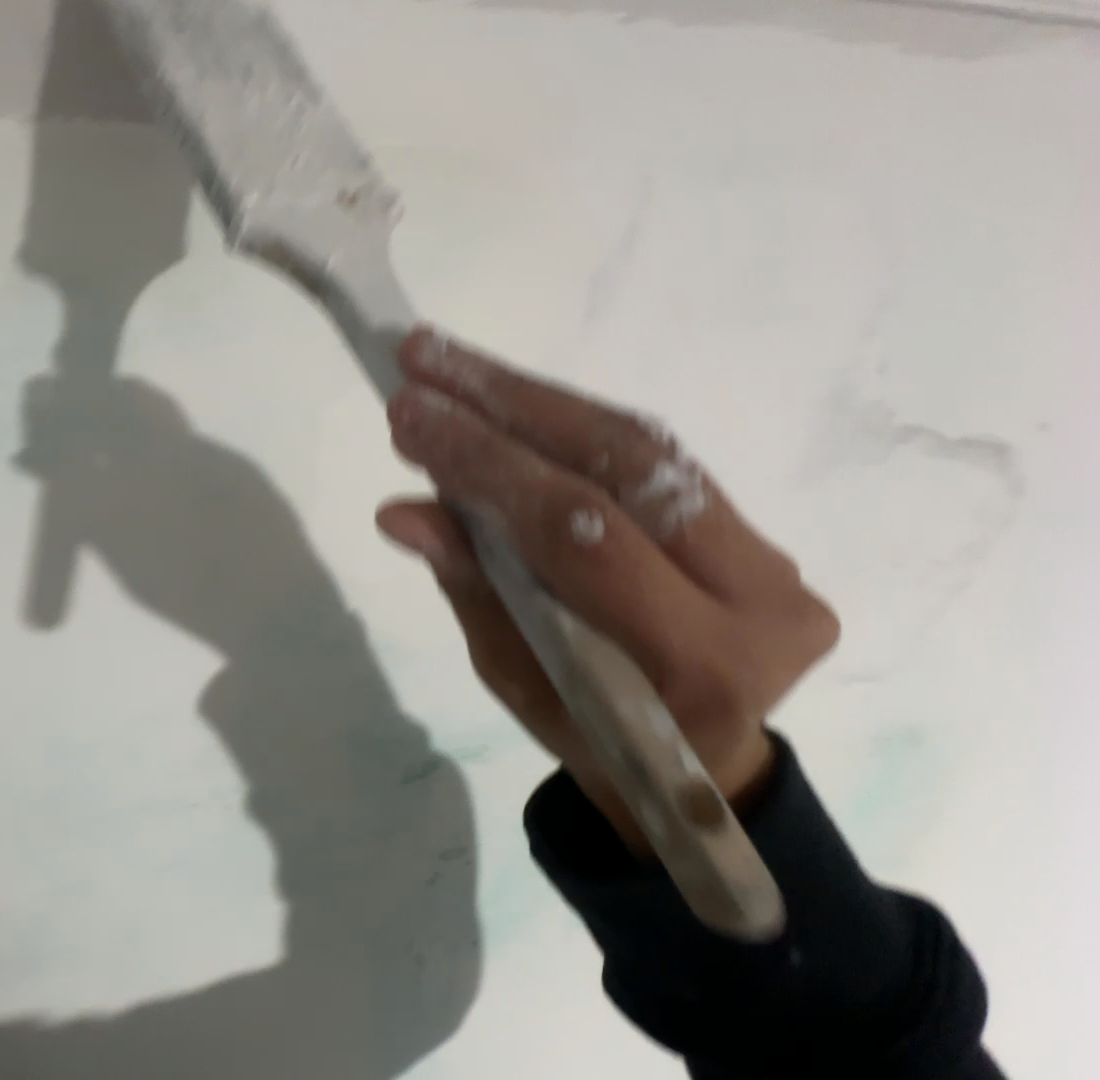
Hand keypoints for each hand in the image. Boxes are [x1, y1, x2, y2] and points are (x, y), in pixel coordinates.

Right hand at [376, 329, 839, 851]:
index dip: (491, 467)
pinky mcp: (758, 531)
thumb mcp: (511, 675)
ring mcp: (771, 556)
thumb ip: (471, 584)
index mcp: (690, 661)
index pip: (581, 536)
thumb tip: (400, 511)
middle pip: (624, 466)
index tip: (409, 415)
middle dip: (508, 405)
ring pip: (640, 448)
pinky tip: (504, 398)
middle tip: (424, 361)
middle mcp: (756, 596)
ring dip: (533, 399)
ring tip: (450, 366)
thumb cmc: (585, 735)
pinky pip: (650, 460)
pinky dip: (565, 425)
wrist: (691, 768)